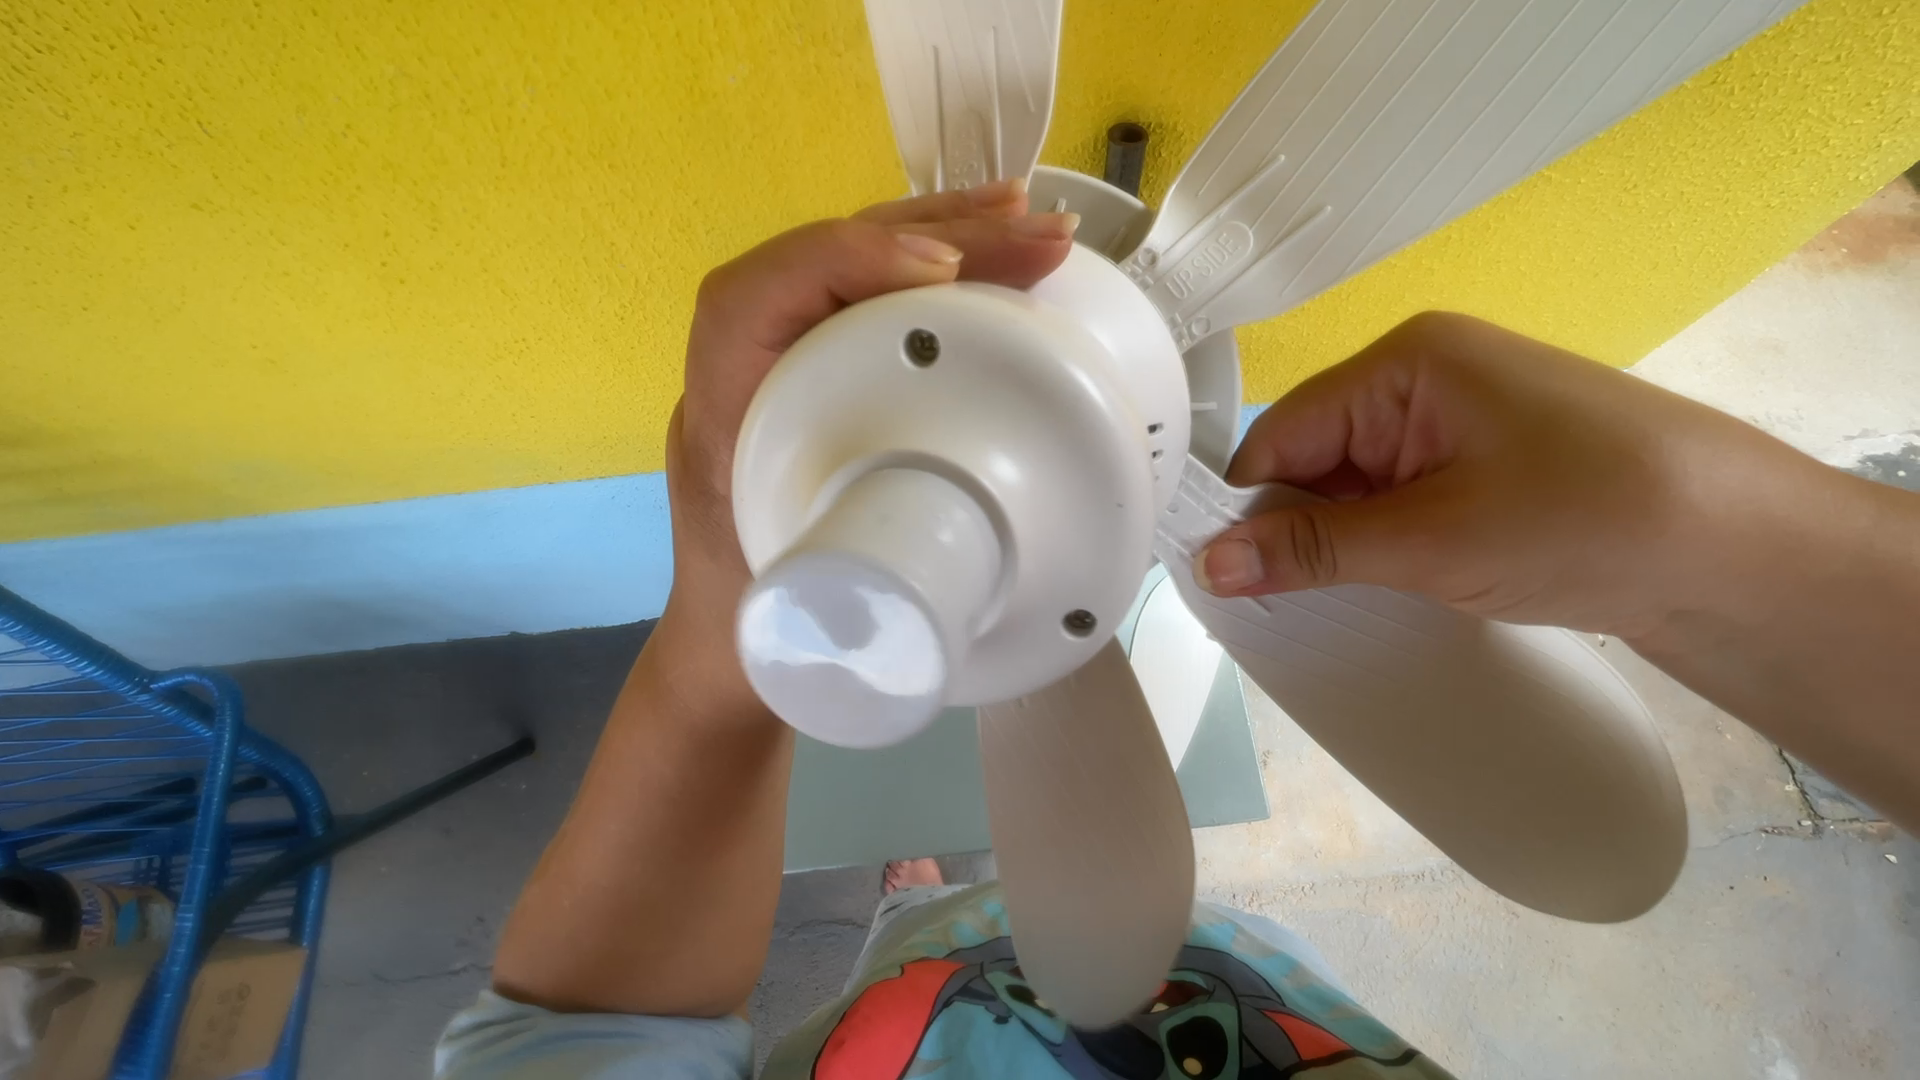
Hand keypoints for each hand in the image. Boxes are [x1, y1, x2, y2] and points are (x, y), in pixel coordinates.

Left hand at [493, 185, 1079, 1018]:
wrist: (728, 645)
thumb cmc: (760, 639)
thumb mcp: (808, 616)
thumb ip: (868, 585)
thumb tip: (977, 548)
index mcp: (724, 425)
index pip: (747, 304)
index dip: (838, 266)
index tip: (940, 278)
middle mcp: (745, 379)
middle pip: (819, 262)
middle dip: (933, 235)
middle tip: (1035, 237)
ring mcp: (781, 370)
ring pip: (852, 266)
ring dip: (945, 232)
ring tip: (1030, 222)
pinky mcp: (819, 373)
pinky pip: (872, 297)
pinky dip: (939, 266)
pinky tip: (996, 260)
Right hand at [1194, 312, 1834, 641]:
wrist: (1755, 561)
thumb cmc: (1589, 521)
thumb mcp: (1428, 541)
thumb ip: (1307, 550)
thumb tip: (1206, 565)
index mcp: (1403, 362)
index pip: (1281, 433)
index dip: (1247, 503)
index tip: (1219, 571)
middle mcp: (1420, 379)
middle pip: (1310, 456)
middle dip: (1291, 524)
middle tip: (1272, 596)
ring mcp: (1451, 420)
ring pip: (1347, 483)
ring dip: (1334, 538)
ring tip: (1331, 594)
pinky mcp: (1474, 462)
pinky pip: (1388, 497)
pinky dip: (1371, 541)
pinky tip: (1375, 580)